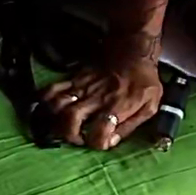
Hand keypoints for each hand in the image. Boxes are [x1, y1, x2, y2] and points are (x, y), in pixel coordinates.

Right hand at [42, 37, 163, 149]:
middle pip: (71, 120)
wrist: (133, 50)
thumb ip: (131, 126)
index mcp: (117, 106)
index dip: (98, 144)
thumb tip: (112, 141)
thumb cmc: (143, 80)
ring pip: (58, 105)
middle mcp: (96, 98)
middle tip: (77, 138)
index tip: (101, 143)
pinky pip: (52, 88)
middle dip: (70, 135)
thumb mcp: (150, 105)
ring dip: (57, 120)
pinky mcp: (74, 78)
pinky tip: (49, 108)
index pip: (100, 132)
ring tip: (64, 125)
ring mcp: (82, 87)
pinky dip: (45, 99)